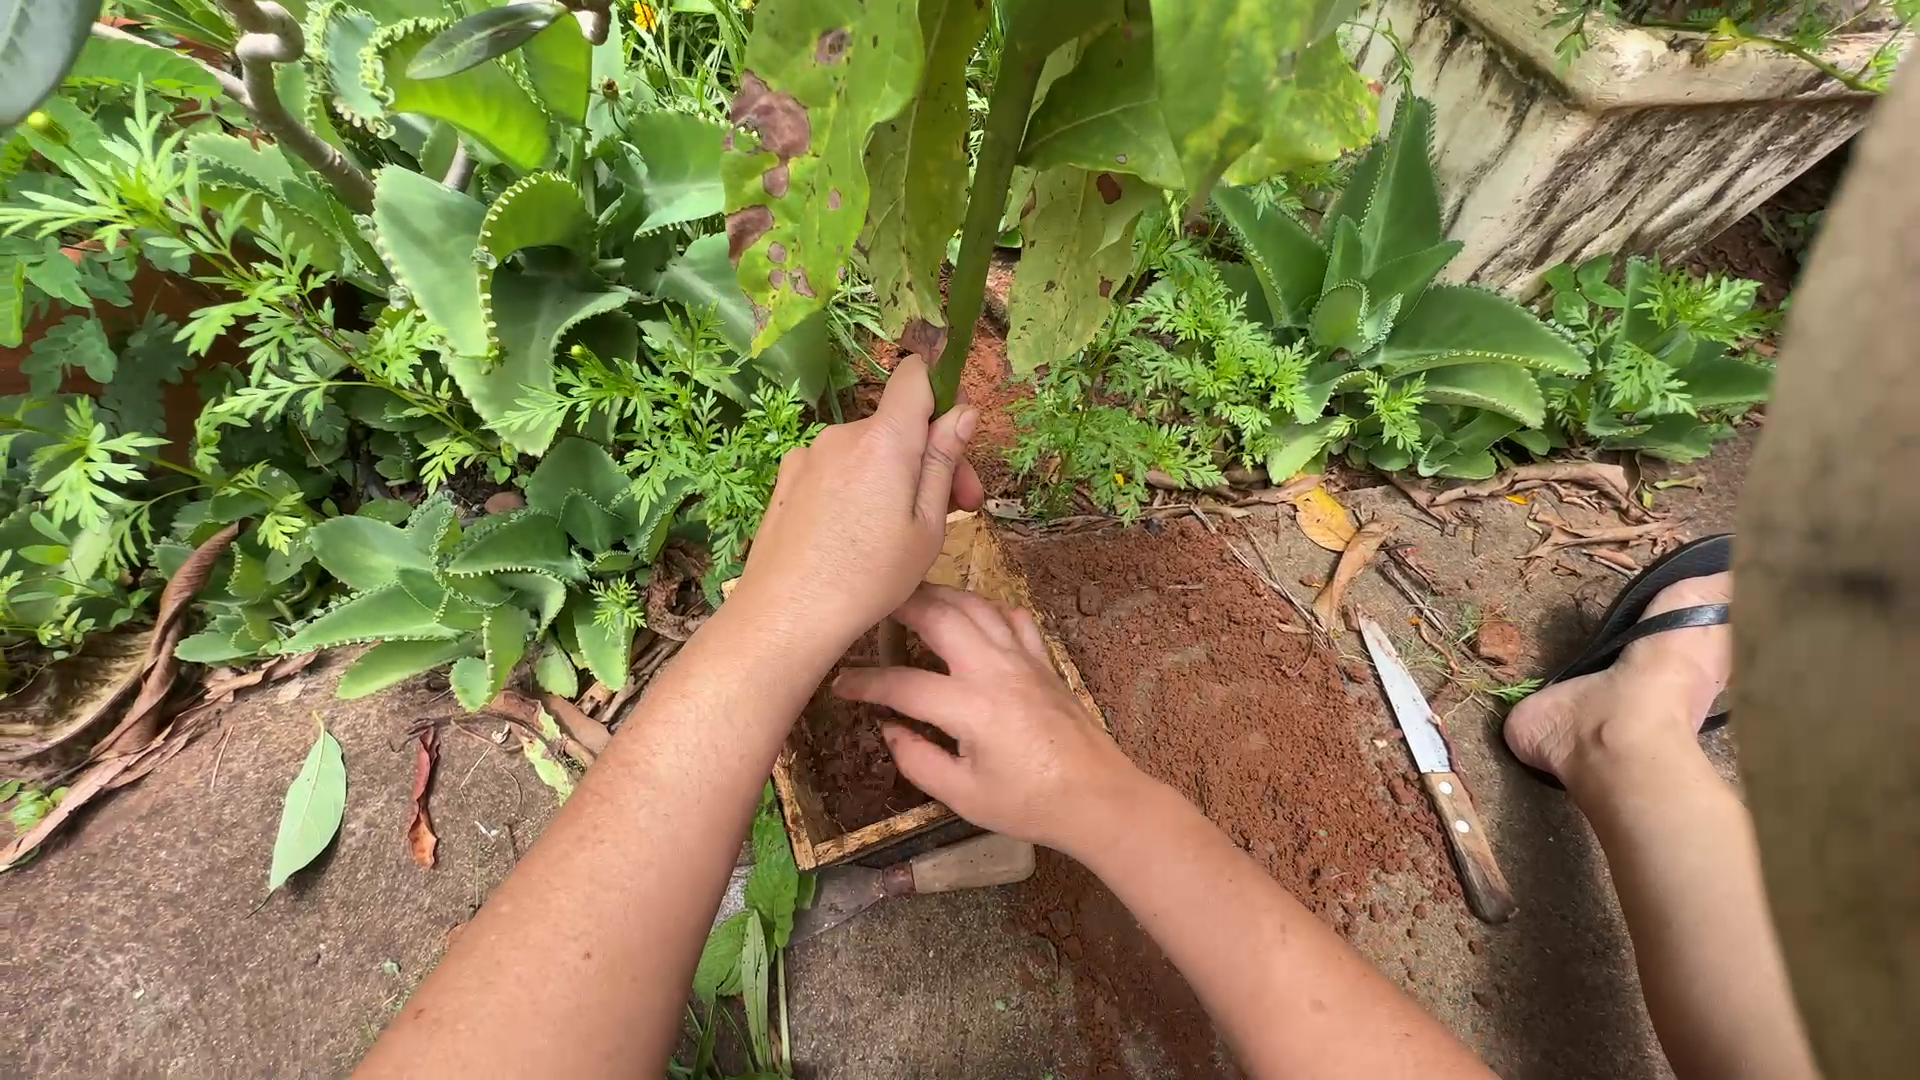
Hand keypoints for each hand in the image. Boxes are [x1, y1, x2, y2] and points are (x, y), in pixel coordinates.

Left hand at [736, 356, 983, 643]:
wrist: (787, 614)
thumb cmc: (870, 577)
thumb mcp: (927, 526)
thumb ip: (944, 462)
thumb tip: (964, 411)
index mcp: (884, 440)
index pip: (915, 376)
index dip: (941, 395)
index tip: (955, 441)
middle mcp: (842, 434)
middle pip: (897, 424)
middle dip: (930, 458)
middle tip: (957, 509)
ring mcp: (809, 455)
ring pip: (867, 450)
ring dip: (892, 476)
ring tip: (901, 532)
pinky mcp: (787, 479)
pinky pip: (836, 468)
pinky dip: (856, 487)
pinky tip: (855, 533)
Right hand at [832, 584, 1148, 853]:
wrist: (1097, 797)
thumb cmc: (1028, 804)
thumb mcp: (963, 795)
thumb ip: (917, 760)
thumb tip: (889, 728)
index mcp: (971, 706)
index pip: (904, 684)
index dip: (865, 682)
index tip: (840, 683)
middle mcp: (995, 669)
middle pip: (941, 615)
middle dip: (902, 603)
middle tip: (873, 602)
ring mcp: (1023, 658)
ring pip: (977, 605)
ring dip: (942, 595)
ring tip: (915, 597)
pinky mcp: (1043, 660)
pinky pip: (1013, 618)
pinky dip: (988, 608)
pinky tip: (974, 616)